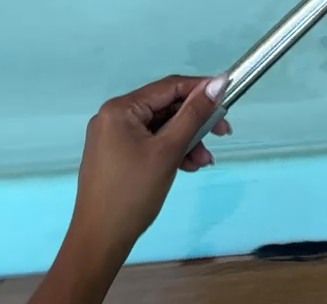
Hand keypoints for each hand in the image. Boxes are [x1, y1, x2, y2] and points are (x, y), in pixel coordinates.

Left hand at [36, 75, 231, 302]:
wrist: (99, 244)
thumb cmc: (134, 193)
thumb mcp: (169, 150)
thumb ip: (195, 113)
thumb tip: (219, 82)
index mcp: (120, 109)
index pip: (169, 86)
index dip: (201, 89)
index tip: (227, 97)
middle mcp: (114, 116)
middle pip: (165, 108)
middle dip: (195, 123)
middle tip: (222, 134)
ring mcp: (113, 137)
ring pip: (161, 127)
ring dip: (186, 140)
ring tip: (204, 162)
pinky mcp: (117, 155)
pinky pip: (151, 142)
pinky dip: (171, 151)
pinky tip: (189, 166)